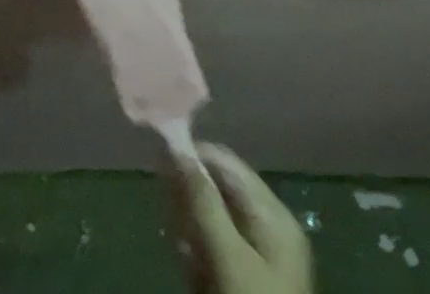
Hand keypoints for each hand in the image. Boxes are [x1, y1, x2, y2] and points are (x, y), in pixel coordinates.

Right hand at [172, 143, 314, 293]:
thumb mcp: (229, 256)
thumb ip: (204, 204)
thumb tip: (178, 151)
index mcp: (272, 215)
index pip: (227, 164)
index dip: (193, 156)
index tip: (157, 159)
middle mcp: (267, 226)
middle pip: (218, 190)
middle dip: (188, 195)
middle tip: (164, 206)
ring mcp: (256, 254)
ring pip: (211, 220)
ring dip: (189, 225)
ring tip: (180, 246)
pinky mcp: (243, 277)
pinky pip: (213, 248)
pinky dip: (195, 251)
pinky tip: (189, 268)